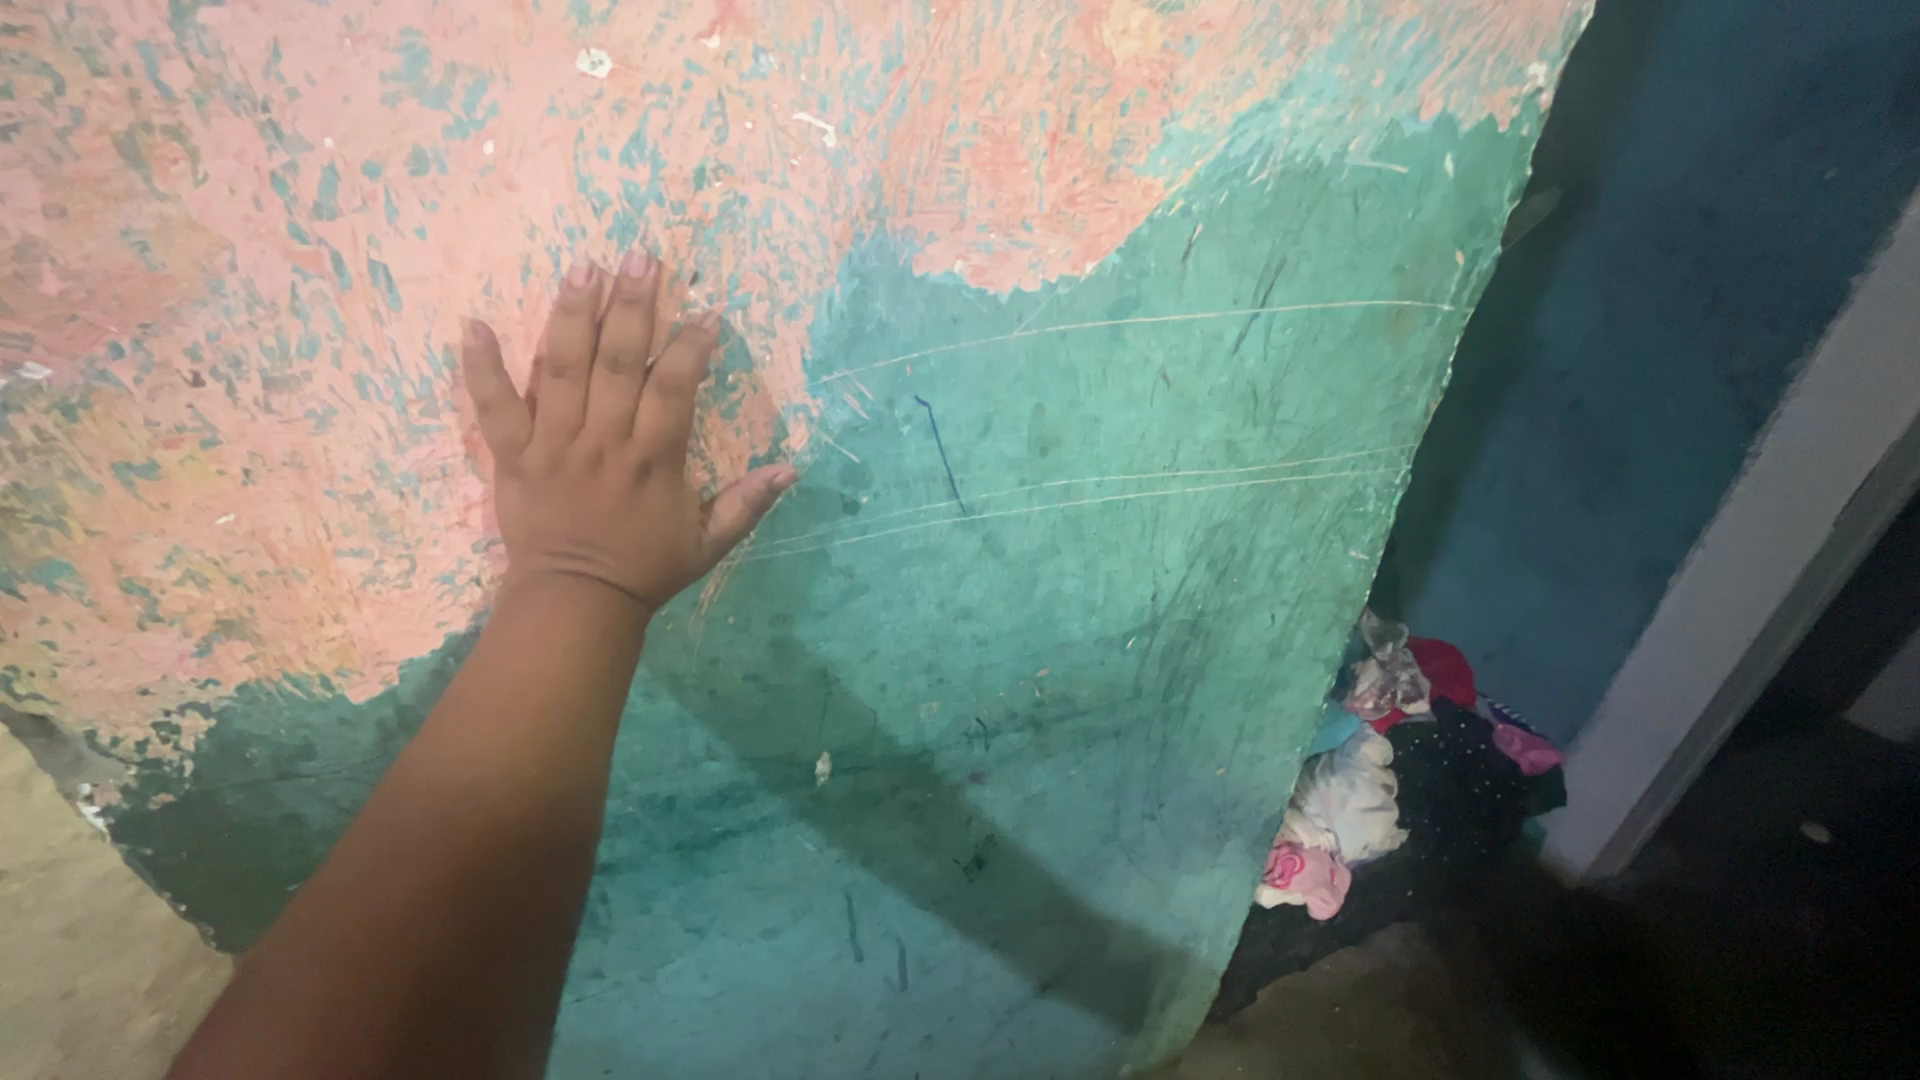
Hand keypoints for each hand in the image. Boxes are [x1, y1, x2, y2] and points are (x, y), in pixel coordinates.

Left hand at [462, 249, 797, 620]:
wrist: (577, 601)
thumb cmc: (648, 569)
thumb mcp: (710, 543)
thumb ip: (747, 504)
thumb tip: (790, 469)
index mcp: (653, 460)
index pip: (674, 388)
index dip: (691, 347)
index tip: (706, 313)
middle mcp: (604, 442)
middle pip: (619, 362)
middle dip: (632, 306)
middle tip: (641, 256)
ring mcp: (554, 445)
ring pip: (560, 370)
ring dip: (571, 316)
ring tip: (584, 268)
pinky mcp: (513, 457)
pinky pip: (493, 409)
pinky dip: (480, 368)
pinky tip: (473, 324)